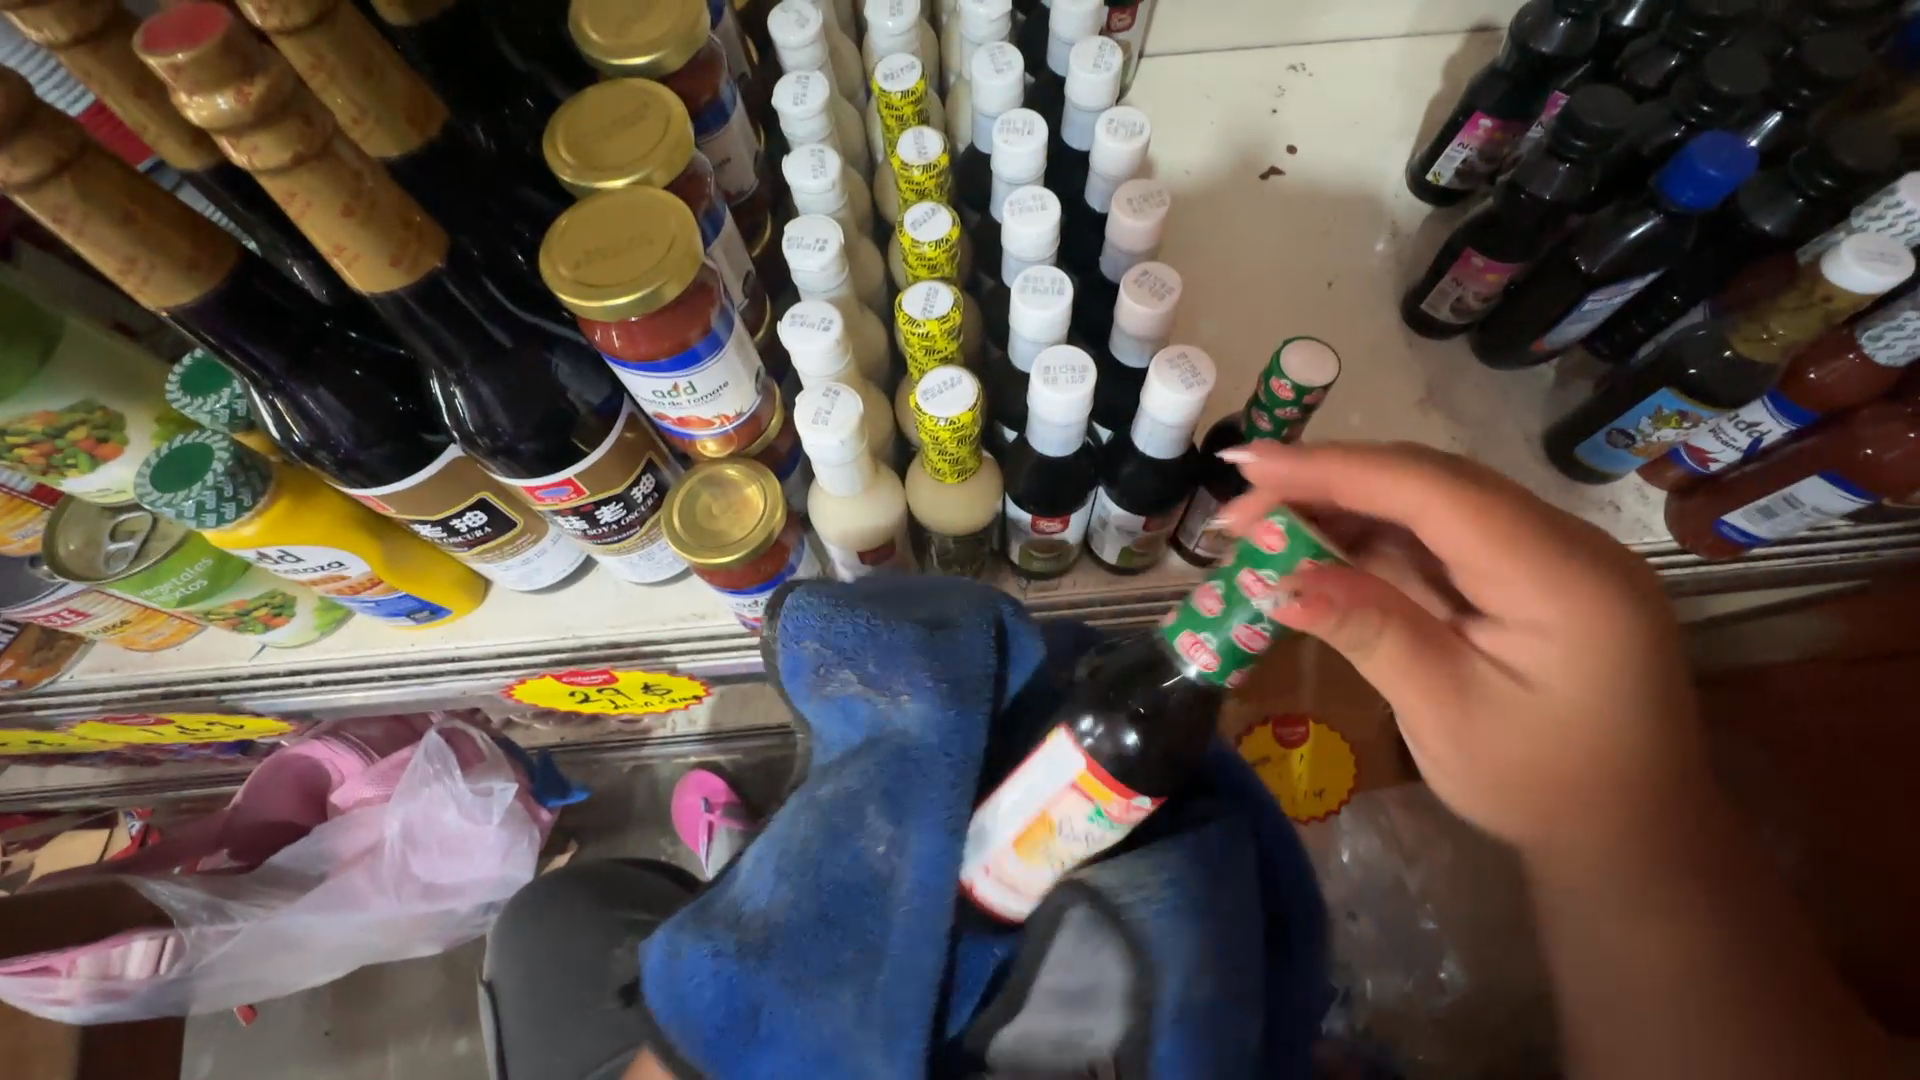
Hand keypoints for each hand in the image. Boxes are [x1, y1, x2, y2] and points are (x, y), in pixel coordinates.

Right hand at [1217, 441, 1707, 855]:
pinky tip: (1312, 548)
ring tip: (1258, 528)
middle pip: (1425, 482)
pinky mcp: (1516, 570)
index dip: (1335, 470)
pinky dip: (1363, 537)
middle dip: (1323, 483)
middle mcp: (1558, 543)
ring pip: (1421, 501)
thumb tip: (1278, 580)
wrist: (1630, 832)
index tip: (1247, 465)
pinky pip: (1429, 535)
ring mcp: (1539, 552)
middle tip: (1237, 511)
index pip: (1432, 492)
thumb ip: (1369, 632)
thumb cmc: (1541, 786)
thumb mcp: (1445, 713)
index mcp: (1560, 578)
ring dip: (1336, 507)